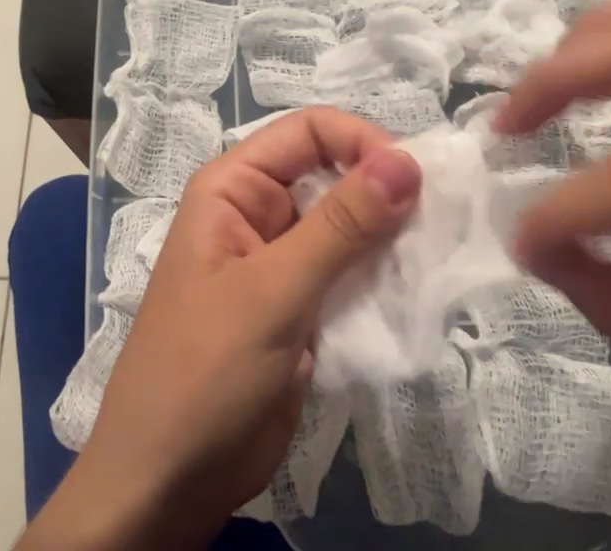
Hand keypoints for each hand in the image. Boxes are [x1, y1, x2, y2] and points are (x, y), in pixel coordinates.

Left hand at [19, 109, 422, 550]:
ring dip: (392, 240)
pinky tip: (416, 293)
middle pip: (333, 176)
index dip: (362, 142)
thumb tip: (406, 161)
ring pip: (349, 228)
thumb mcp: (272, 292)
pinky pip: (350, 275)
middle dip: (386, 193)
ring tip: (436, 259)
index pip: (306, 132)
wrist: (169, 477)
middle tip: (441, 225)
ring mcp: (280, 264)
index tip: (416, 180)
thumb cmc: (204, 372)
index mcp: (232, 189)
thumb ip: (340, 227)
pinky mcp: (301, 309)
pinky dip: (383, 279)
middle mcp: (257, 215)